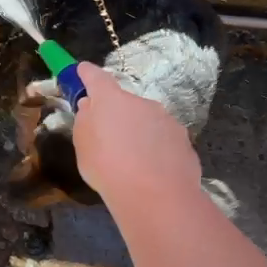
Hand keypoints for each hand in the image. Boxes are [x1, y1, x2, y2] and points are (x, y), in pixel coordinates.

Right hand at [69, 61, 201, 204]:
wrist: (156, 195)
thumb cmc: (107, 166)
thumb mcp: (82, 144)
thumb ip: (85, 121)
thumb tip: (90, 107)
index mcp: (111, 99)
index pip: (96, 78)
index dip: (87, 74)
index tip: (82, 70)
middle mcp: (142, 103)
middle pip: (124, 103)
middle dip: (115, 114)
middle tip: (107, 137)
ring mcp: (167, 120)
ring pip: (146, 121)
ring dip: (137, 132)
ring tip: (131, 160)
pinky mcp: (184, 141)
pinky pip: (162, 140)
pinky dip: (155, 149)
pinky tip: (150, 171)